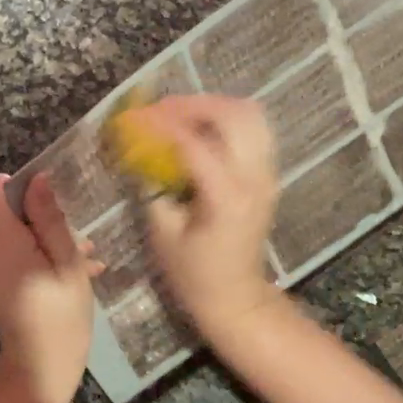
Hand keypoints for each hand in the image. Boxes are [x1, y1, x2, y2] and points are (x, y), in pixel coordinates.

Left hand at [0, 172, 95, 402]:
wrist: (39, 372)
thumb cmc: (62, 317)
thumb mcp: (67, 264)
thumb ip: (50, 219)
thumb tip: (38, 178)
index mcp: (0, 241)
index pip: (0, 190)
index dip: (29, 186)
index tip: (59, 199)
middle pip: (10, 213)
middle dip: (45, 219)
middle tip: (83, 241)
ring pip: (16, 233)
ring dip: (47, 240)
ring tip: (86, 260)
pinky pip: (13, 253)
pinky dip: (38, 256)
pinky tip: (73, 272)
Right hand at [133, 95, 283, 332]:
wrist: (236, 298)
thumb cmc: (194, 274)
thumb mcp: (163, 233)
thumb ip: (153, 187)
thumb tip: (137, 152)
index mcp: (226, 196)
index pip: (193, 143)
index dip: (161, 124)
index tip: (134, 117)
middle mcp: (254, 178)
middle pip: (232, 115)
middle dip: (192, 104)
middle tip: (160, 109)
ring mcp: (267, 174)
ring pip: (250, 115)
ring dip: (213, 106)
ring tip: (180, 112)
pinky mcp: (268, 175)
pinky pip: (254, 130)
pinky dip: (227, 119)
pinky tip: (201, 128)